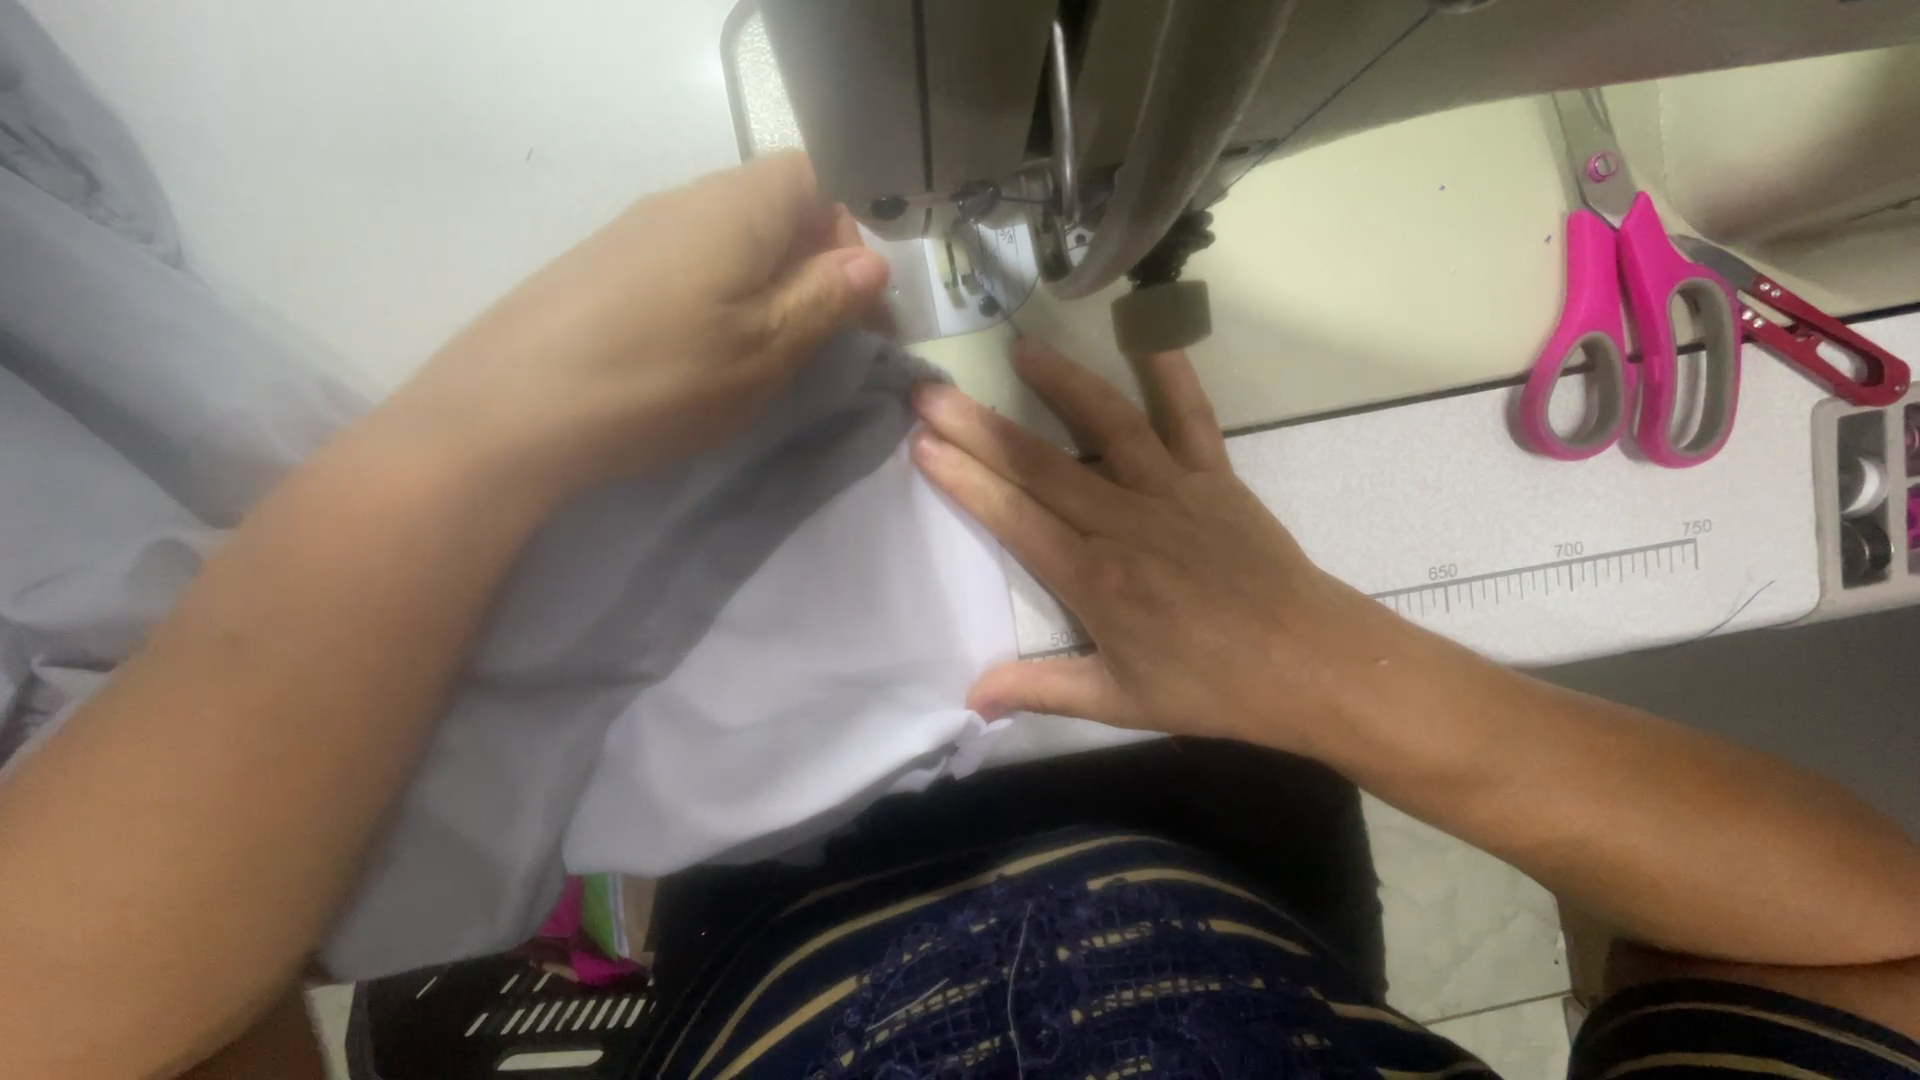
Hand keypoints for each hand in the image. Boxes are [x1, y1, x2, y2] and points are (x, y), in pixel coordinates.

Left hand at [385, 151, 890, 501]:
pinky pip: (685, 266)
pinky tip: (698, 356)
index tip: (853, 300)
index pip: (816, 176)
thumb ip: (825, 299)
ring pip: (728, 242)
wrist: (510, 413)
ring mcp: (635, 232)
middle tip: (817, 338)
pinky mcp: (602, 269)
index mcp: (736, 207)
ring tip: (759, 355)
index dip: (847, 231)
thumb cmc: (662, 378)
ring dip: (763, 288)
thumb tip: (871, 262)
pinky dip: (715, 300)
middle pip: (772, 207)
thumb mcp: (766, 348)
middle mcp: (683, 200)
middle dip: (810, 266)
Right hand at [911, 340, 1410, 750]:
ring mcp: (1174, 492)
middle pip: (1041, 466)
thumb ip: (1040, 691)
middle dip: (979, 427)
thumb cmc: (1210, 686)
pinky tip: (1149, 332)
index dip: (964, 480)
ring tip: (1021, 349)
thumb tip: (970, 699)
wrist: (1308, 664)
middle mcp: (1126, 523)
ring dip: (1062, 384)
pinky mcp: (1216, 478)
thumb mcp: (1119, 702)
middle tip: (931, 391)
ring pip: (1109, 426)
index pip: (1015, 518)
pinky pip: (1192, 418)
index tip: (921, 443)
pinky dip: (1172, 373)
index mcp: (1095, 578)